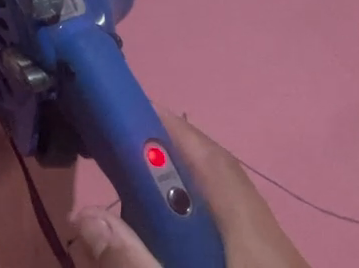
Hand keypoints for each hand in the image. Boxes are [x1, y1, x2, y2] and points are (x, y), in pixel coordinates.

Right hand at [69, 112, 309, 267]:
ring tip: (123, 215)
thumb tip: (84, 214)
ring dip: (172, 212)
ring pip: (221, 228)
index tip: (124, 106)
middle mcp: (274, 253)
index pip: (215, 164)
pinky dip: (187, 246)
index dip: (172, 128)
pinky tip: (157, 259)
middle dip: (163, 169)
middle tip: (108, 158)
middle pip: (216, 192)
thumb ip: (133, 265)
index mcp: (259, 245)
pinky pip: (226, 255)